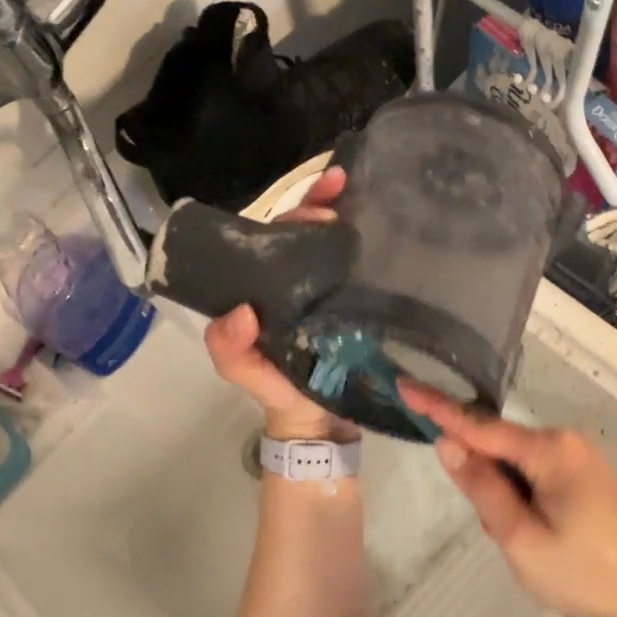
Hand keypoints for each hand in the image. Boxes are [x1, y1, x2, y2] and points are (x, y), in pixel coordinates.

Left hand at [203, 168, 359, 442]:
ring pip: (335, 242)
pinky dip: (372, 243)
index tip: (310, 206)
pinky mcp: (360, 303)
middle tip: (334, 202)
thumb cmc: (278, 391)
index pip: (272, 239)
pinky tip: (386, 223)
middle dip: (316, 205)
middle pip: (304, 232)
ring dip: (345, 212)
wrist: (322, 422)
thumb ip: (229, 349)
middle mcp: (296, 280)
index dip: (288, 214)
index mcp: (266, 287)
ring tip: (353, 194)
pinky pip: (364, 268)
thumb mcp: (243, 372)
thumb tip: (242, 312)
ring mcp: (331, 289)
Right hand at [399, 380, 616, 616]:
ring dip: (501, 496)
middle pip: (494, 446)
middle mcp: (561, 440)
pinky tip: (537, 532)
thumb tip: (448, 444)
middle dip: (478, 478)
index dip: (436, 407)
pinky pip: (530, 473)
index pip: (477, 425)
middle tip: (502, 533)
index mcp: (547, 451)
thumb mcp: (522, 540)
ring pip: (511, 464)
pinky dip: (518, 496)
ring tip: (529, 544)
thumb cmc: (588, 571)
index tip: (402, 384)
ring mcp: (574, 455)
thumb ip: (482, 490)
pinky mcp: (580, 472)